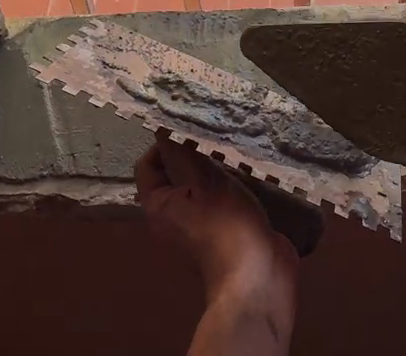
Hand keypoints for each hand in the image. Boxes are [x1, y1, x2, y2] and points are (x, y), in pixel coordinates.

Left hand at [135, 134, 295, 355]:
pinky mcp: (231, 228)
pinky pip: (228, 197)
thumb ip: (185, 152)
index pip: (147, 166)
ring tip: (237, 142)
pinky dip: (237, 181)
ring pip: (206, 183)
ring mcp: (206, 224)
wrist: (258, 279)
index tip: (187, 126)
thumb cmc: (224, 227)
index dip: (161, 143)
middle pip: (178, 173)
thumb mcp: (204, 182)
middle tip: (217, 129)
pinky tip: (255, 166)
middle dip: (196, 150)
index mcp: (160, 207)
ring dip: (221, 165)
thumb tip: (164, 125)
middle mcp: (177, 216)